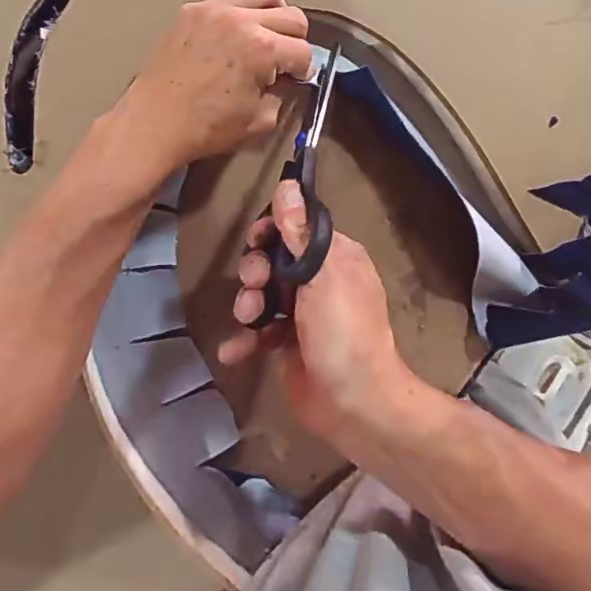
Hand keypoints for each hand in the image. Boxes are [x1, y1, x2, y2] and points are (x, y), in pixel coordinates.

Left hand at [113, 0, 313, 180]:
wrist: (154, 122)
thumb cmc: (205, 127)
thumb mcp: (259, 120)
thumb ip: (282, 95)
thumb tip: (284, 79)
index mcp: (262, 49)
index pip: (303, 50)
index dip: (304, 69)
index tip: (295, 78)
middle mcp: (241, 20)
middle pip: (292, 16)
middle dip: (296, 39)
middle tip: (286, 58)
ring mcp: (214, 10)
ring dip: (277, 8)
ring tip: (272, 25)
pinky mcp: (193, 10)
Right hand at [217, 180, 417, 440]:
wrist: (355, 405)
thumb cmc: (344, 332)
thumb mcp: (323, 276)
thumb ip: (300, 232)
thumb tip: (289, 186)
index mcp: (337, 257)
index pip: (298, 228)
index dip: (273, 231)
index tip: (256, 239)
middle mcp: (322, 280)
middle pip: (275, 260)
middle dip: (256, 271)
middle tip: (254, 285)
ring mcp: (305, 314)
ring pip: (264, 294)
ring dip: (249, 303)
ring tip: (248, 319)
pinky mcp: (291, 344)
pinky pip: (261, 332)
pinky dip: (247, 339)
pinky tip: (234, 351)